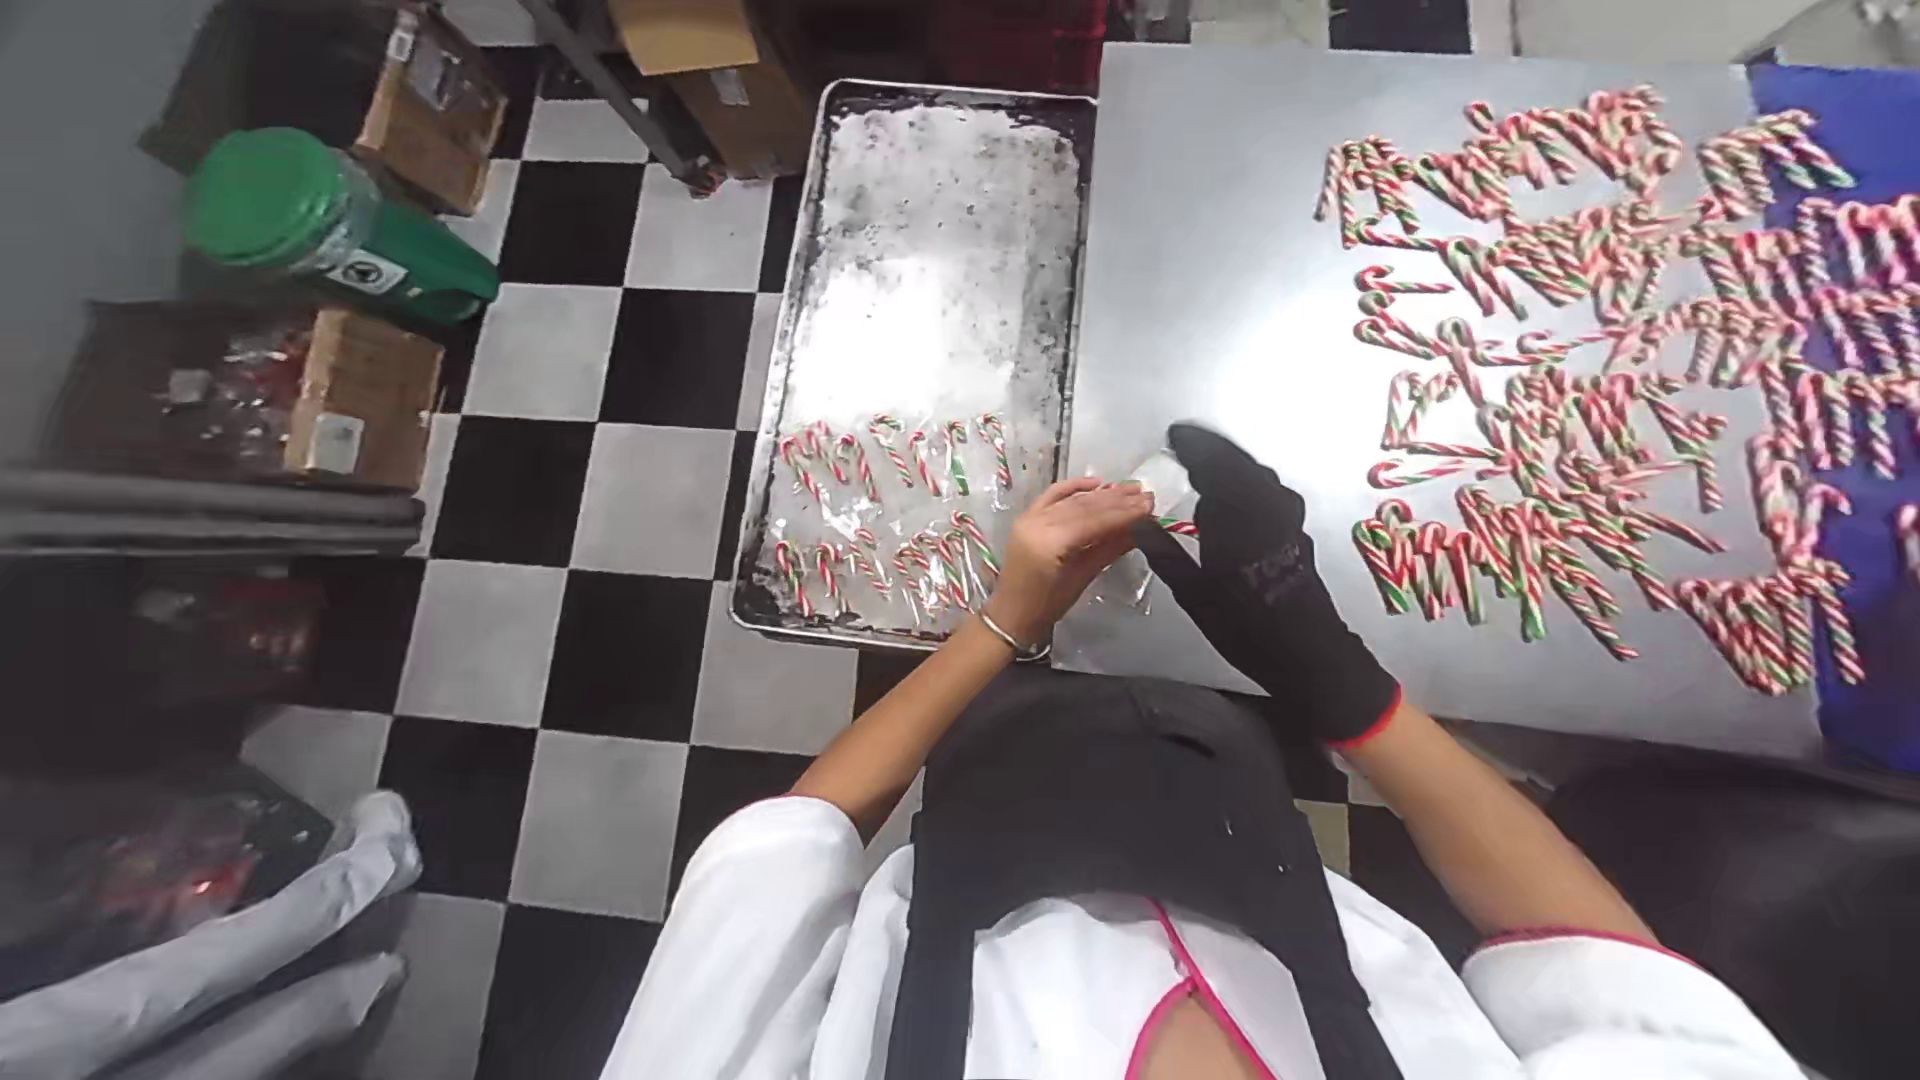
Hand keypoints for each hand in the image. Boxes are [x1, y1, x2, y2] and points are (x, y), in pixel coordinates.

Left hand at [984, 477, 1154, 646]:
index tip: (1149, 505)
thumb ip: (1109, 549)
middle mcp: (1037, 523)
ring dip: (1101, 494)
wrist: (1011, 613)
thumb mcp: (1082, 578)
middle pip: (1083, 506)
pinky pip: (1051, 496)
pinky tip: (1096, 482)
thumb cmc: (1046, 605)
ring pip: (1071, 500)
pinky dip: (1073, 487)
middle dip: (1117, 500)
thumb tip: (1139, 529)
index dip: (1123, 512)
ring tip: (1130, 489)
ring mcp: (1029, 518)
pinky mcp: (1026, 518)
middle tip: (1146, 495)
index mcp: (1048, 543)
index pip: (1093, 520)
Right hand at [1132, 423, 1399, 743]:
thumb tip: (1139, 524)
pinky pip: (1268, 492)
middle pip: (1238, 465)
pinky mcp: (1295, 531)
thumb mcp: (1196, 597)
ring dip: (1230, 463)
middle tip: (1184, 442)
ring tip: (1203, 462)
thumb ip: (1167, 556)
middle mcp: (1266, 513)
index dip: (1194, 449)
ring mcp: (1286, 520)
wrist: (1311, 655)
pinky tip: (1233, 491)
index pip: (1215, 469)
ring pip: (1257, 477)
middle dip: (1210, 449)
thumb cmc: (1248, 630)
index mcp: (1237, 524)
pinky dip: (1246, 480)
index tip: (1174, 437)